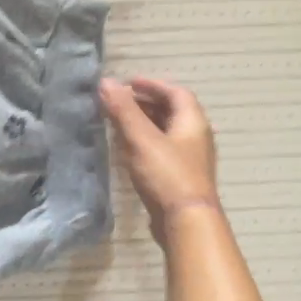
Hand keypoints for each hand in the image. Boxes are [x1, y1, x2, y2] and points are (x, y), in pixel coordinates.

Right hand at [99, 76, 218, 244]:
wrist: (186, 219)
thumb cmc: (167, 174)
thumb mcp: (141, 139)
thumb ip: (123, 110)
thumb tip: (106, 82)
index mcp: (192, 122)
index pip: (176, 92)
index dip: (153, 84)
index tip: (128, 83)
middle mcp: (195, 135)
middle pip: (172, 110)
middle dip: (146, 101)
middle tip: (118, 100)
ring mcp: (188, 156)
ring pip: (166, 130)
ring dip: (144, 121)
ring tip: (118, 120)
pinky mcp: (178, 173)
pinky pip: (161, 147)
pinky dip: (144, 140)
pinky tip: (127, 147)